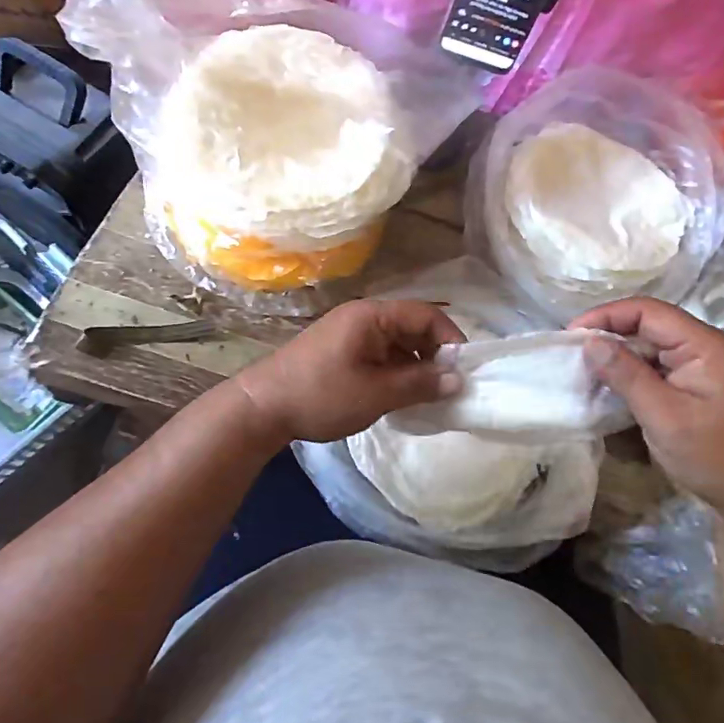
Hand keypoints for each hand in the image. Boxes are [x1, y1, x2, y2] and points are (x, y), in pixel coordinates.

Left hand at [236, 300, 464, 445]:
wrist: (260, 408)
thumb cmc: (321, 395)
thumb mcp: (376, 393)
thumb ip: (420, 384)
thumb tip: (457, 379)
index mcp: (372, 315)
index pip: (426, 314)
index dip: (450, 338)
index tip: (463, 369)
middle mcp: (363, 316)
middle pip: (413, 326)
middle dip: (434, 354)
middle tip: (447, 386)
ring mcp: (350, 333)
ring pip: (398, 342)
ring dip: (416, 365)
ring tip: (426, 395)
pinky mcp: (341, 350)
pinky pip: (381, 353)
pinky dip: (396, 370)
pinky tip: (400, 395)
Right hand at [572, 298, 723, 521]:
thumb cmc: (721, 459)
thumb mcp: (666, 418)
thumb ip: (628, 376)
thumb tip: (590, 342)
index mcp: (706, 345)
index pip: (648, 311)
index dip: (607, 316)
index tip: (571, 335)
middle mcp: (709, 350)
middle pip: (652, 328)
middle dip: (611, 338)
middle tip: (573, 357)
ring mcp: (708, 372)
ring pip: (656, 352)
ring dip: (623, 361)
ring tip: (587, 375)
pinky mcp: (705, 394)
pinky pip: (665, 374)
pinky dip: (639, 380)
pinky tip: (616, 394)